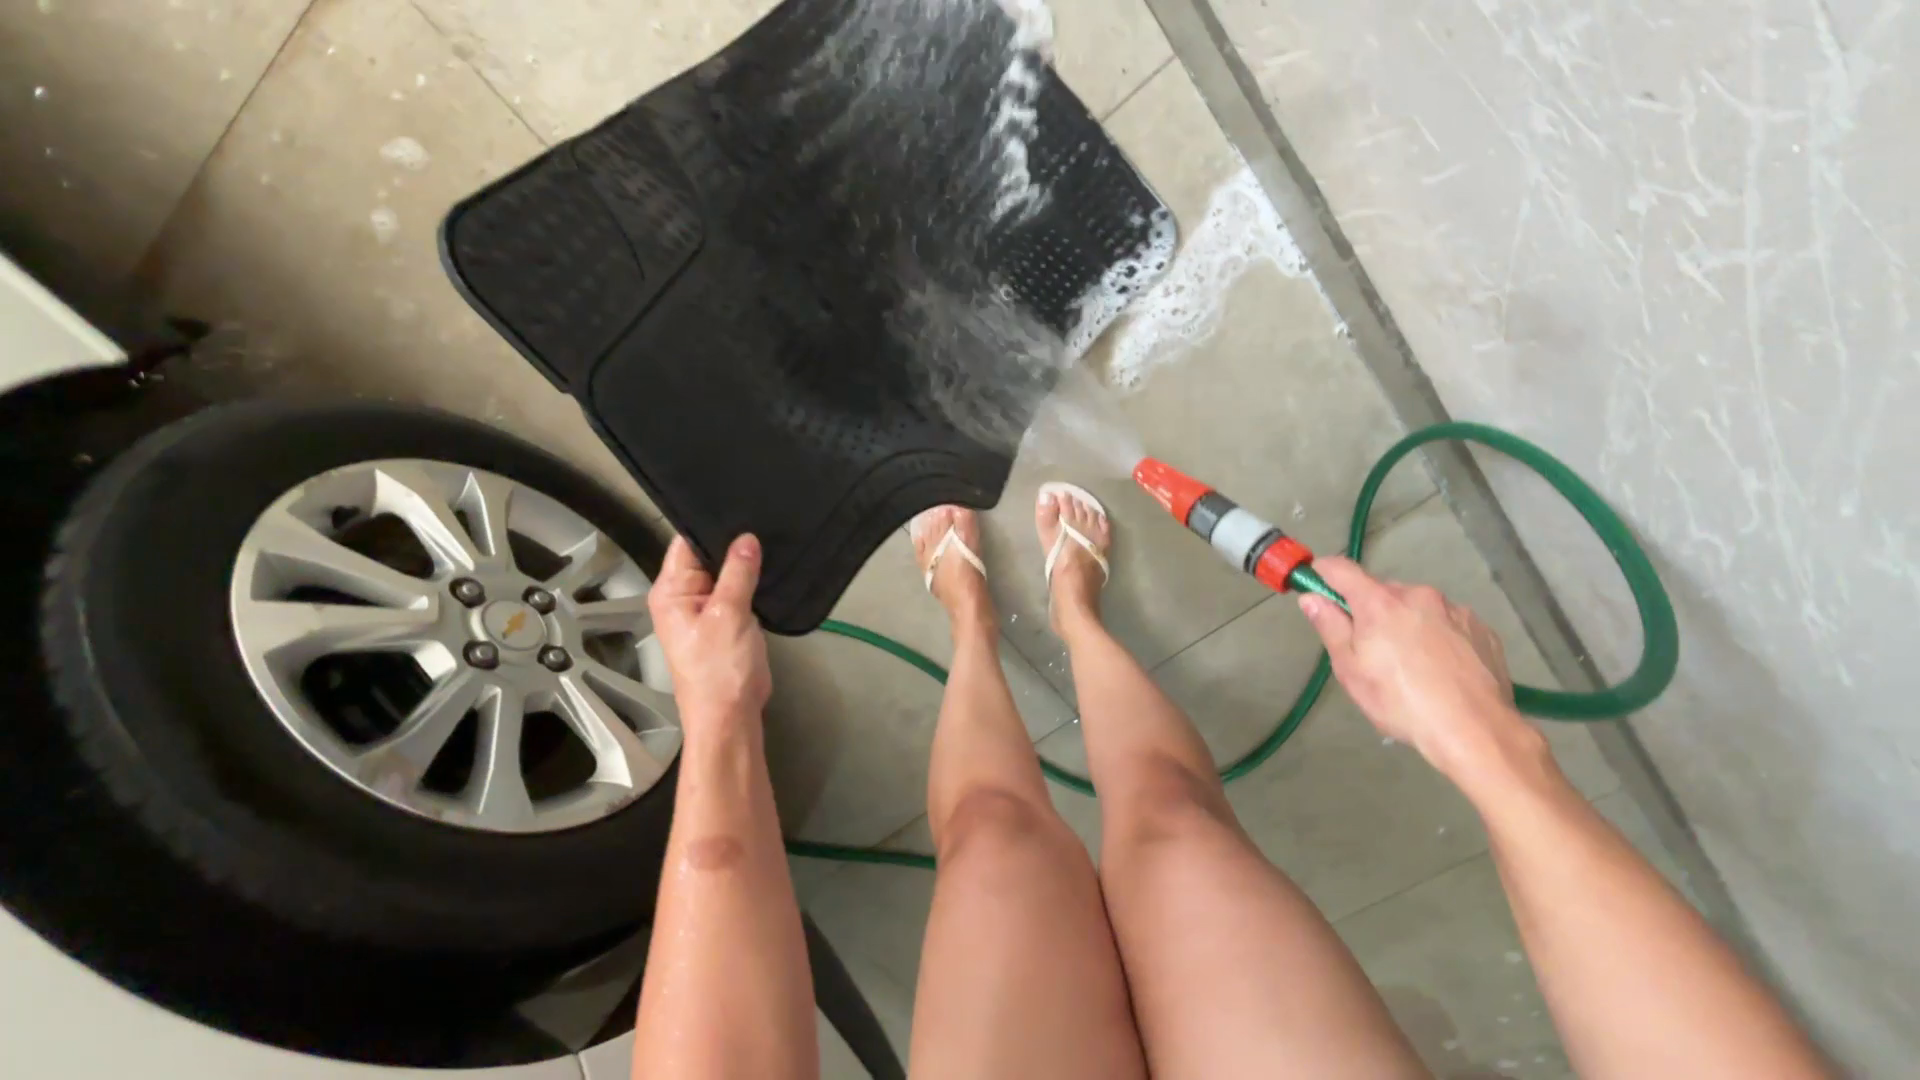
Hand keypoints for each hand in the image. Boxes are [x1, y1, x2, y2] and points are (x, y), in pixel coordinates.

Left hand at [647, 534, 771, 728]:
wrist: (730, 717)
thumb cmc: (719, 669)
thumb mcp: (729, 614)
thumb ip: (738, 572)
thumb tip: (747, 538)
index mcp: (671, 592)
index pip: (685, 544)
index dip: (710, 526)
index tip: (740, 507)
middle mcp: (684, 597)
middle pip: (707, 557)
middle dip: (733, 543)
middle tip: (764, 520)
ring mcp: (707, 610)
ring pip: (727, 574)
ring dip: (746, 564)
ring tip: (773, 539)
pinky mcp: (728, 622)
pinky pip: (739, 592)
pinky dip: (753, 583)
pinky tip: (772, 569)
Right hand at [1297, 557, 1532, 777]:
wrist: (1475, 730)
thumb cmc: (1399, 702)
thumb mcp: (1350, 670)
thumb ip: (1330, 627)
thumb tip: (1311, 598)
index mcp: (1380, 602)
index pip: (1341, 569)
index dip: (1323, 573)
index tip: (1315, 586)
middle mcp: (1418, 595)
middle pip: (1382, 591)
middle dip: (1370, 610)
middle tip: (1369, 648)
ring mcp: (1455, 609)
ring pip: (1417, 606)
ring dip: (1405, 622)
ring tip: (1411, 663)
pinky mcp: (1481, 628)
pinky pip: (1447, 622)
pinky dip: (1437, 635)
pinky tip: (1441, 668)